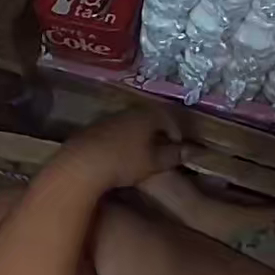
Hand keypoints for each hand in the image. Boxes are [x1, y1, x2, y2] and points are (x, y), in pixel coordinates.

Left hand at [50, 108, 182, 191]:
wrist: (82, 163)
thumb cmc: (124, 161)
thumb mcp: (153, 162)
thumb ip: (173, 155)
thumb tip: (193, 150)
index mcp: (147, 115)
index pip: (169, 116)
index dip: (177, 131)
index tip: (179, 148)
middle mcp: (129, 111)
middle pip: (150, 118)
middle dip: (158, 133)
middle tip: (163, 151)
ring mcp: (109, 119)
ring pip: (131, 124)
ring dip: (140, 137)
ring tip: (143, 156)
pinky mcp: (94, 129)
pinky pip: (116, 131)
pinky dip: (123, 141)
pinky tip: (121, 157)